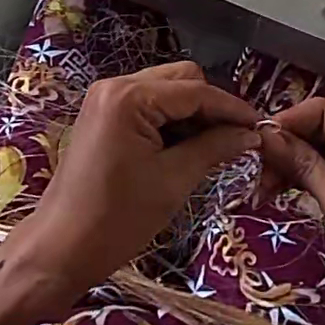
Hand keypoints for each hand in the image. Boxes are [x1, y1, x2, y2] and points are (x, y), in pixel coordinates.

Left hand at [0, 62, 260, 316]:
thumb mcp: (173, 181)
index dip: (232, 108)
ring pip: (164, 90)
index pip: (194, 90)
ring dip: (191, 112)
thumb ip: (213, 148)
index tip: (262, 127)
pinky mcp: (102, 113)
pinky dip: (169, 119)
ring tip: (215, 147)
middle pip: (179, 79)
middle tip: (237, 139)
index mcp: (129, 97)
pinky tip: (186, 146)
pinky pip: (146, 104)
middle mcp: (115, 85)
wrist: (62, 245)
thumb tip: (250, 133)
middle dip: (210, 105)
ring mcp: (105, 98)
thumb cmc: (118, 217)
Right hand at [256, 97, 324, 313]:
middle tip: (253, 169)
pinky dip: (287, 177)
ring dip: (280, 164)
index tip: (254, 141)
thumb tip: (264, 131)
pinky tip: (269, 191)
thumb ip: (304, 163)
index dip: (287, 121)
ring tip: (260, 187)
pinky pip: (307, 168)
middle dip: (281, 146)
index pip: (322, 112)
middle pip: (311, 128)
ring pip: (304, 148)